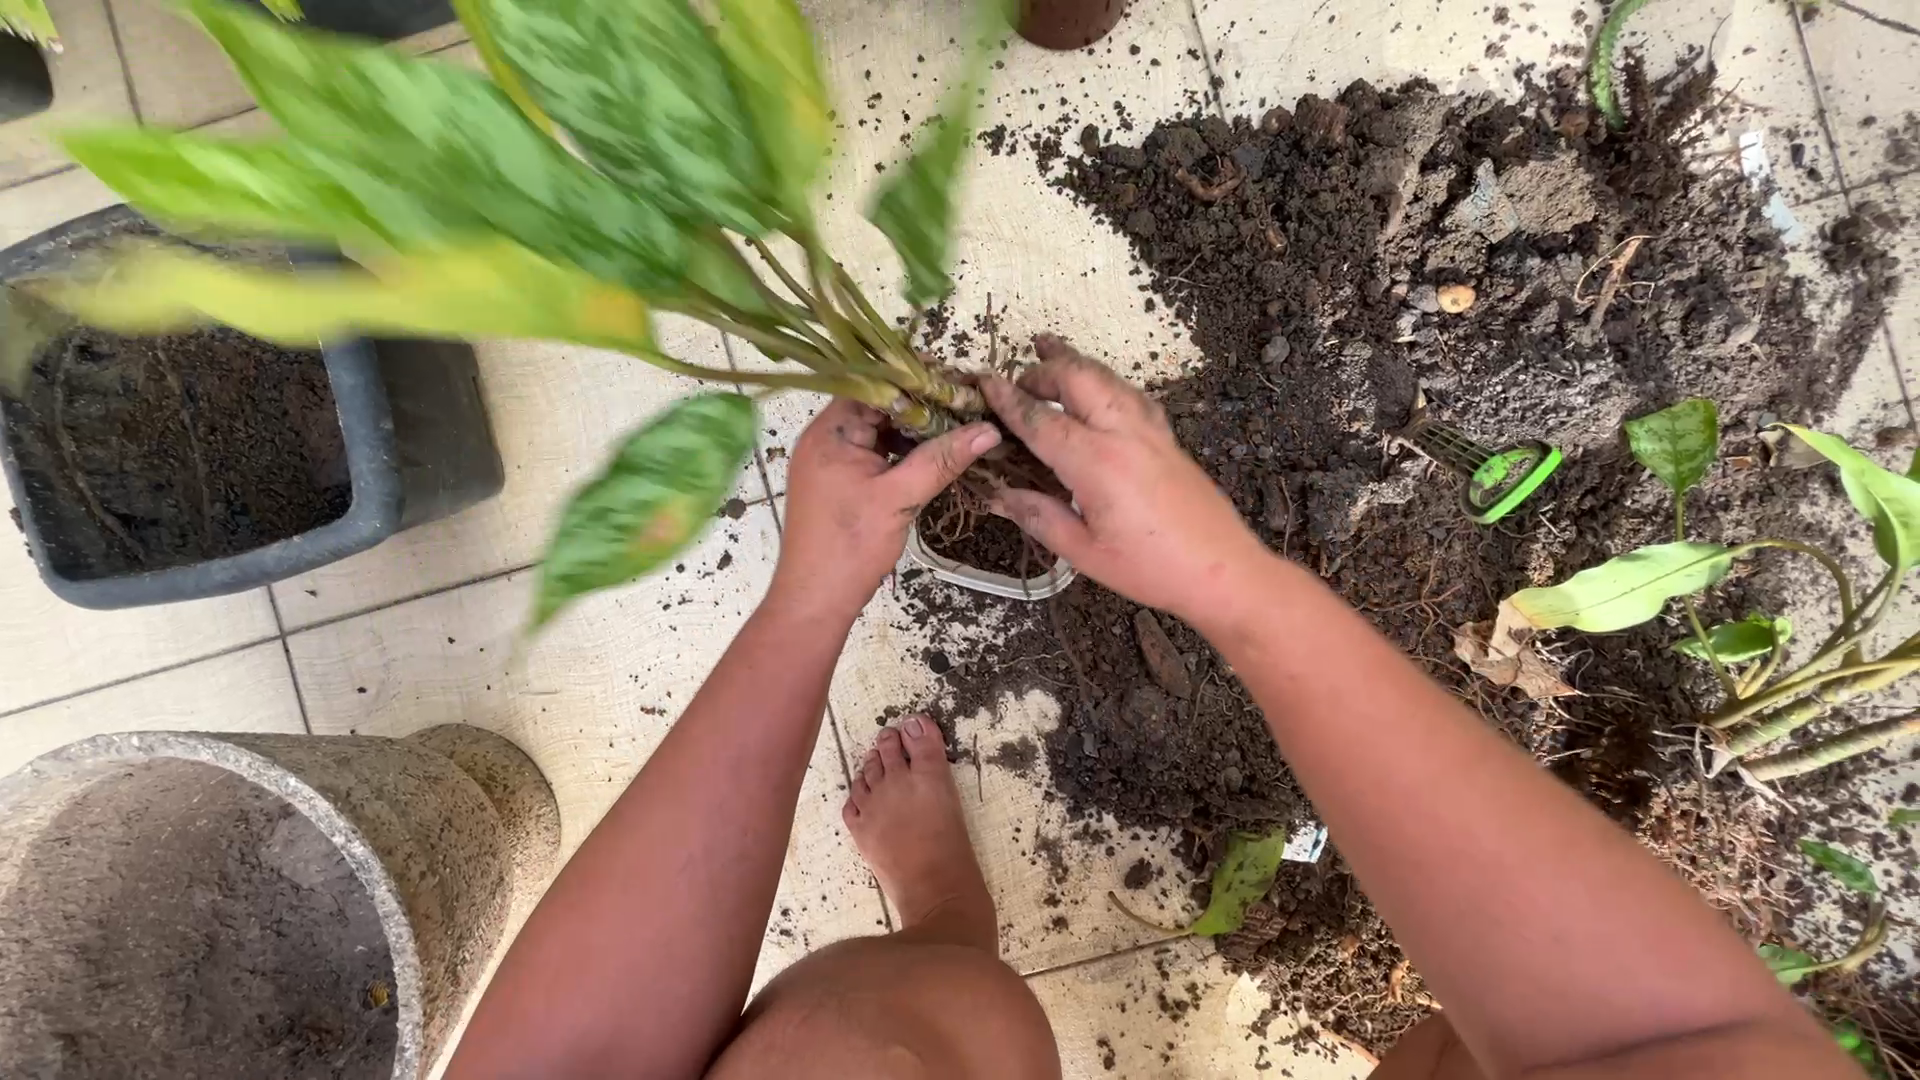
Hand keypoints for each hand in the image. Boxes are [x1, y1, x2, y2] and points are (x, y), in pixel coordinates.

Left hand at [768, 398, 1001, 622]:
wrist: (817, 598)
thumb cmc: (851, 545)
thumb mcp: (900, 497)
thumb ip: (942, 459)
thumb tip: (988, 430)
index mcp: (830, 432)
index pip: (873, 386)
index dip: (913, 380)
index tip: (955, 380)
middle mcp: (825, 438)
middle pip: (876, 406)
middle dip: (919, 404)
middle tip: (964, 402)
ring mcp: (831, 461)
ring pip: (877, 430)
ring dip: (912, 429)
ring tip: (956, 423)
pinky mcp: (840, 481)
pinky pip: (874, 452)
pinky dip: (901, 450)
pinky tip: (932, 452)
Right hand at [980, 335, 1269, 622]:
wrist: (1222, 571)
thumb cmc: (1150, 569)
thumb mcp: (1084, 552)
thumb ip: (1040, 517)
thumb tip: (999, 496)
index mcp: (1096, 463)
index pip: (1041, 420)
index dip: (1009, 399)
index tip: (985, 380)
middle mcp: (1124, 435)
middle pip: (1079, 378)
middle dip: (1044, 369)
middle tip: (1019, 377)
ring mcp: (1151, 432)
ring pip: (1109, 377)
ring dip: (1076, 363)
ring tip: (1051, 350)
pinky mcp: (1169, 439)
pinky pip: (1132, 394)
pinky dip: (1106, 380)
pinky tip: (1100, 386)